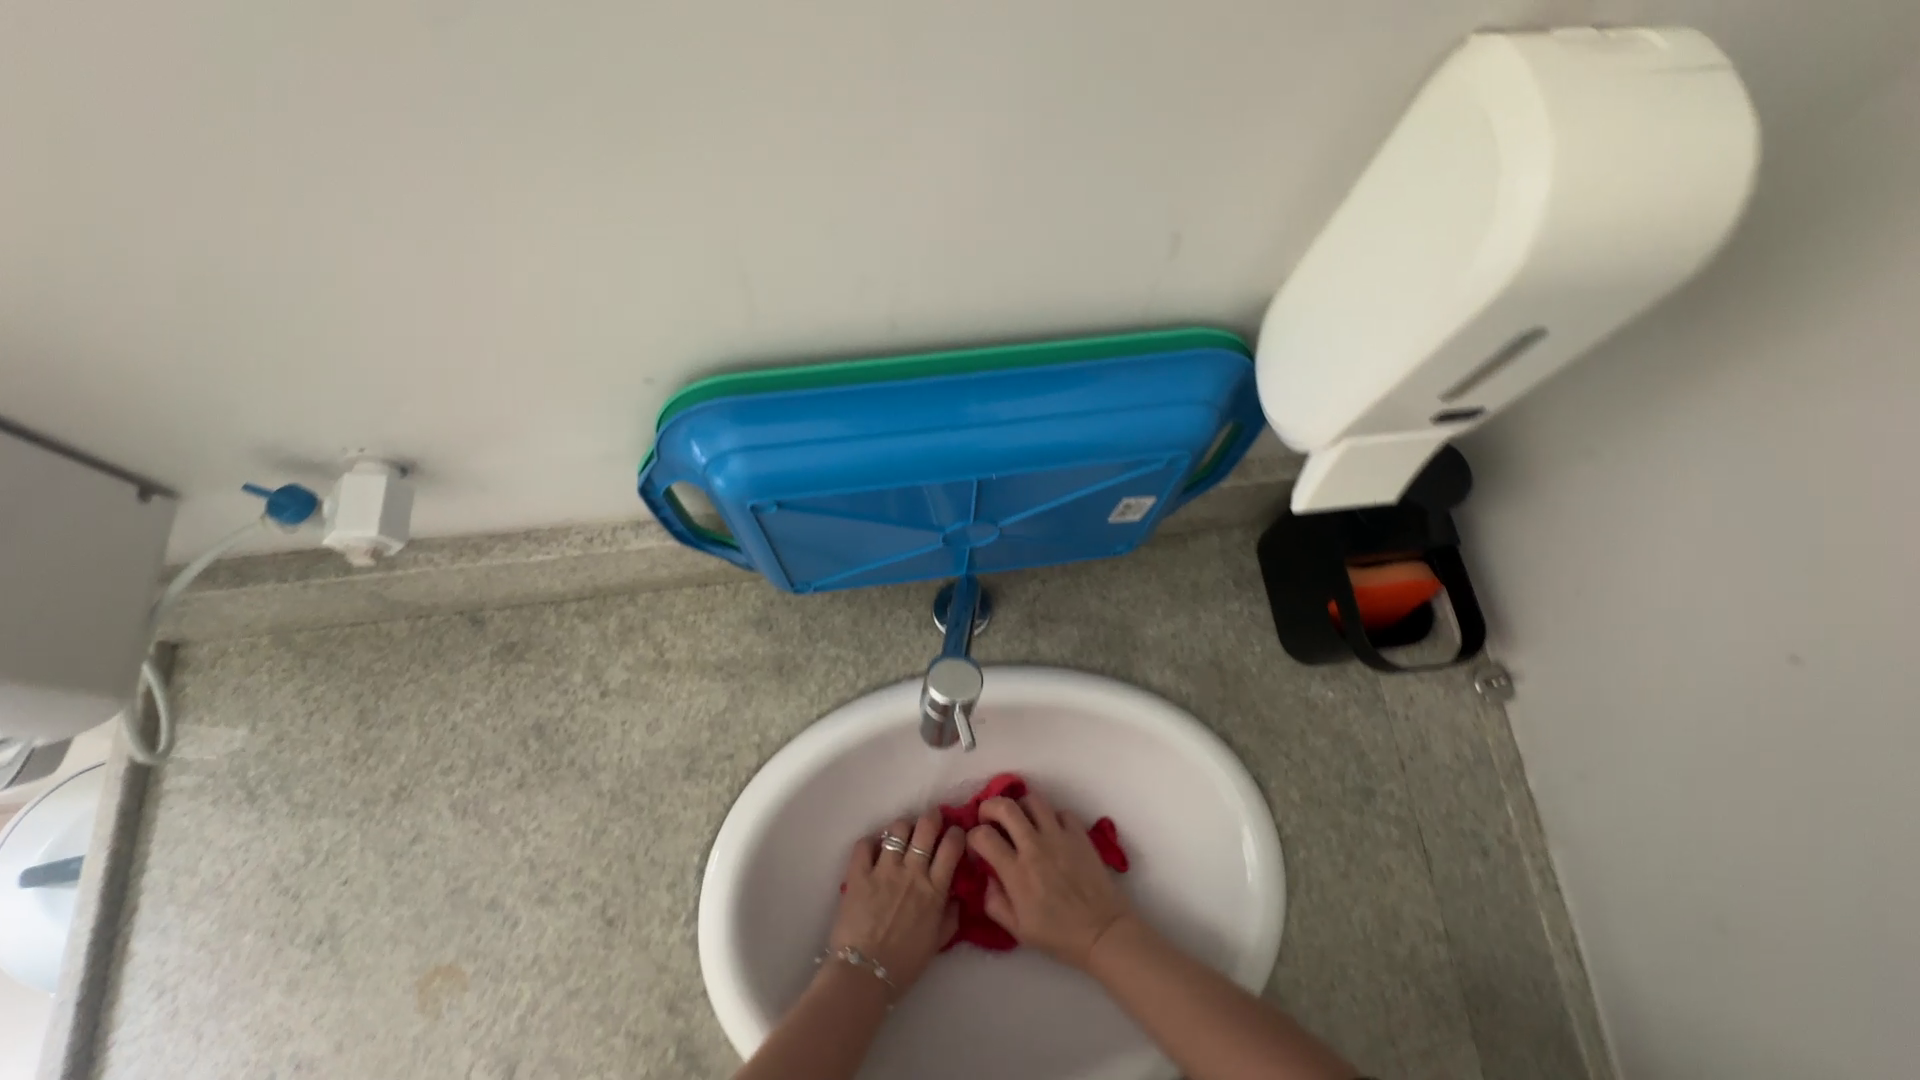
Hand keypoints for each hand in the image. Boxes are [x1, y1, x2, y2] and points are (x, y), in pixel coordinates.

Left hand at [829, 811, 964, 994]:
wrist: (865, 974)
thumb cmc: (905, 963)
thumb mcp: (937, 943)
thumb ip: (950, 917)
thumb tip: (957, 897)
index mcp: (934, 889)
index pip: (951, 847)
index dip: (956, 834)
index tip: (955, 833)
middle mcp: (912, 872)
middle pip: (926, 828)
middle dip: (932, 817)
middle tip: (932, 819)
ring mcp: (883, 870)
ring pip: (897, 830)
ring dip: (903, 827)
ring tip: (902, 833)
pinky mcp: (858, 874)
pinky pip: (864, 845)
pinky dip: (870, 842)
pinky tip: (873, 848)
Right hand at [965, 790, 1131, 969]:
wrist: (1102, 932)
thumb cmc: (1058, 935)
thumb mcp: (1017, 930)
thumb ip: (994, 903)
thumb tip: (987, 878)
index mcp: (1016, 872)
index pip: (983, 836)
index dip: (973, 837)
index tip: (976, 846)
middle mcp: (1035, 847)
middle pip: (1005, 807)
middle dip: (990, 807)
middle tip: (988, 817)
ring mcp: (1059, 837)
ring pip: (1033, 800)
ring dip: (1021, 806)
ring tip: (1020, 820)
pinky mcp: (1080, 835)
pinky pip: (1061, 812)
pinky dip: (1052, 817)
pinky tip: (1051, 832)